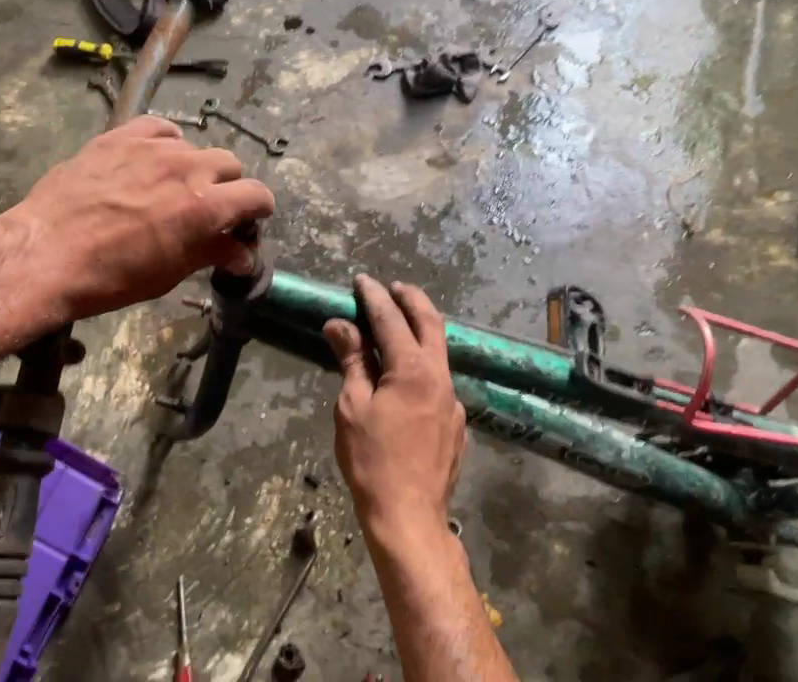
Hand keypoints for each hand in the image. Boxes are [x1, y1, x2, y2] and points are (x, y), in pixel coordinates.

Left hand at [6, 117, 275, 320]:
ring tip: (170, 187)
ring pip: (193, 146)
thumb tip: (243, 253)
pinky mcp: (121, 136)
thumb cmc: (111, 276)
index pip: (256, 194)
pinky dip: (165, 142)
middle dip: (227, 186)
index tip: (247, 222)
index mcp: (206, 206)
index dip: (257, 210)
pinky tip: (151, 160)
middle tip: (206, 209)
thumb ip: (211, 253)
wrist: (46, 253)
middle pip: (229, 164)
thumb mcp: (169, 273)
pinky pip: (159, 128)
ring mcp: (153, 147)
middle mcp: (187, 167)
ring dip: (193, 166)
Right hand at [325, 277, 465, 542]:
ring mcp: (454, 402)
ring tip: (398, 325)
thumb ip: (352, 361)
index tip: (361, 280)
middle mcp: (441, 378)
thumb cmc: (372, 461)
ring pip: (440, 353)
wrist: (409, 517)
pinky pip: (440, 382)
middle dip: (411, 300)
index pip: (392, 321)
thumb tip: (340, 325)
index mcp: (414, 370)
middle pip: (431, 324)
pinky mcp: (456, 425)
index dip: (374, 297)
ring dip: (420, 331)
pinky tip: (406, 378)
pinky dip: (423, 365)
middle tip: (392, 287)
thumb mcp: (352, 407)